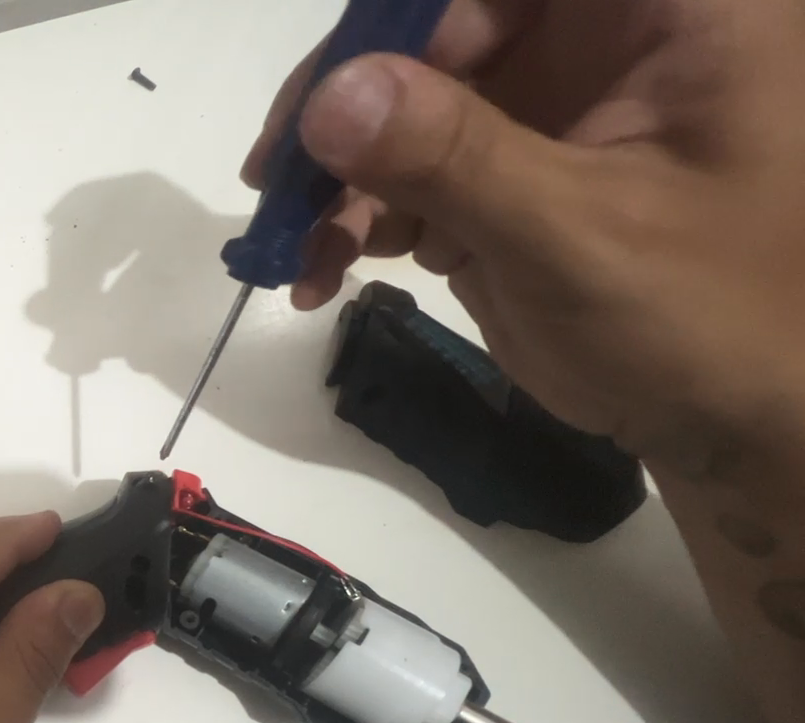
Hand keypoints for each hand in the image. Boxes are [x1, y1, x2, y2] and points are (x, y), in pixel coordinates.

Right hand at [255, 0, 804, 479]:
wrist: (724, 410)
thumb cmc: (702, 312)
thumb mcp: (568, 230)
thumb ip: (452, 158)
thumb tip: (328, 100)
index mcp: (661, 16)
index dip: (400, 23)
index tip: (319, 104)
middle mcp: (593, 50)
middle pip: (430, 42)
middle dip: (340, 120)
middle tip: (271, 186)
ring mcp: (535, 123)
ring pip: (396, 120)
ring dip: (331, 191)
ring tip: (296, 262)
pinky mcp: (490, 188)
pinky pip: (395, 186)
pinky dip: (346, 232)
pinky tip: (321, 279)